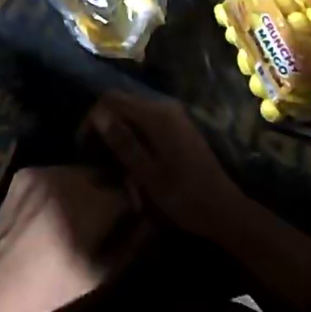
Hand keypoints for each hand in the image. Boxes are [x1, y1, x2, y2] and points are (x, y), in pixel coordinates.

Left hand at [0, 166, 140, 311]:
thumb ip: (130, 242)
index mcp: (85, 205)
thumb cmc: (53, 290)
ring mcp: (40, 171)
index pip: (125, 189)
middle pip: (103, 174)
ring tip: (89, 210)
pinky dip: (65, 184)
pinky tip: (61, 206)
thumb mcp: (101, 275)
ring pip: (80, 170)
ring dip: (89, 185)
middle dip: (113, 190)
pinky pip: (56, 171)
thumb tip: (149, 217)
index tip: (137, 216)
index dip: (134, 203)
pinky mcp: (23, 172)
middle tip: (115, 213)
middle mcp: (63, 178)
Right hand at [89, 91, 254, 242]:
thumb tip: (97, 113)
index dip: (92, 120)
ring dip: (116, 131)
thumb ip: (122, 141)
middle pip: (120, 103)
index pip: (110, 101)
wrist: (225, 211)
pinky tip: (129, 159)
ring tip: (109, 161)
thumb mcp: (147, 174)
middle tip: (94, 156)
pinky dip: (131, 135)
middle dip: (102, 125)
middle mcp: (164, 107)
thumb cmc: (184, 197)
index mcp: (156, 116)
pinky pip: (145, 121)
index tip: (85, 148)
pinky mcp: (178, 126)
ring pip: (131, 112)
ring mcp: (173, 116)